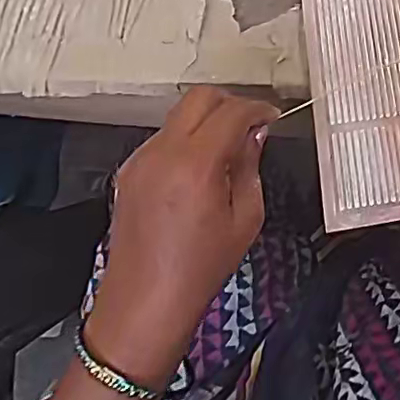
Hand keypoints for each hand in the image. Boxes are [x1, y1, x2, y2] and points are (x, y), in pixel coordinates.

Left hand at [86, 87, 278, 382]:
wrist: (145, 302)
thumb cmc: (199, 269)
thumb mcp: (245, 219)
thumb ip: (250, 167)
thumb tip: (254, 136)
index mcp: (196, 165)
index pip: (231, 111)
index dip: (257, 108)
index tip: (271, 117)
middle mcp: (162, 153)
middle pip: (200, 97)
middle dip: (231, 103)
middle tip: (251, 125)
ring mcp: (140, 159)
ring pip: (179, 115)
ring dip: (207, 121)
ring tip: (227, 153)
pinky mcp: (128, 171)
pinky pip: (163, 138)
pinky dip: (186, 140)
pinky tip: (200, 170)